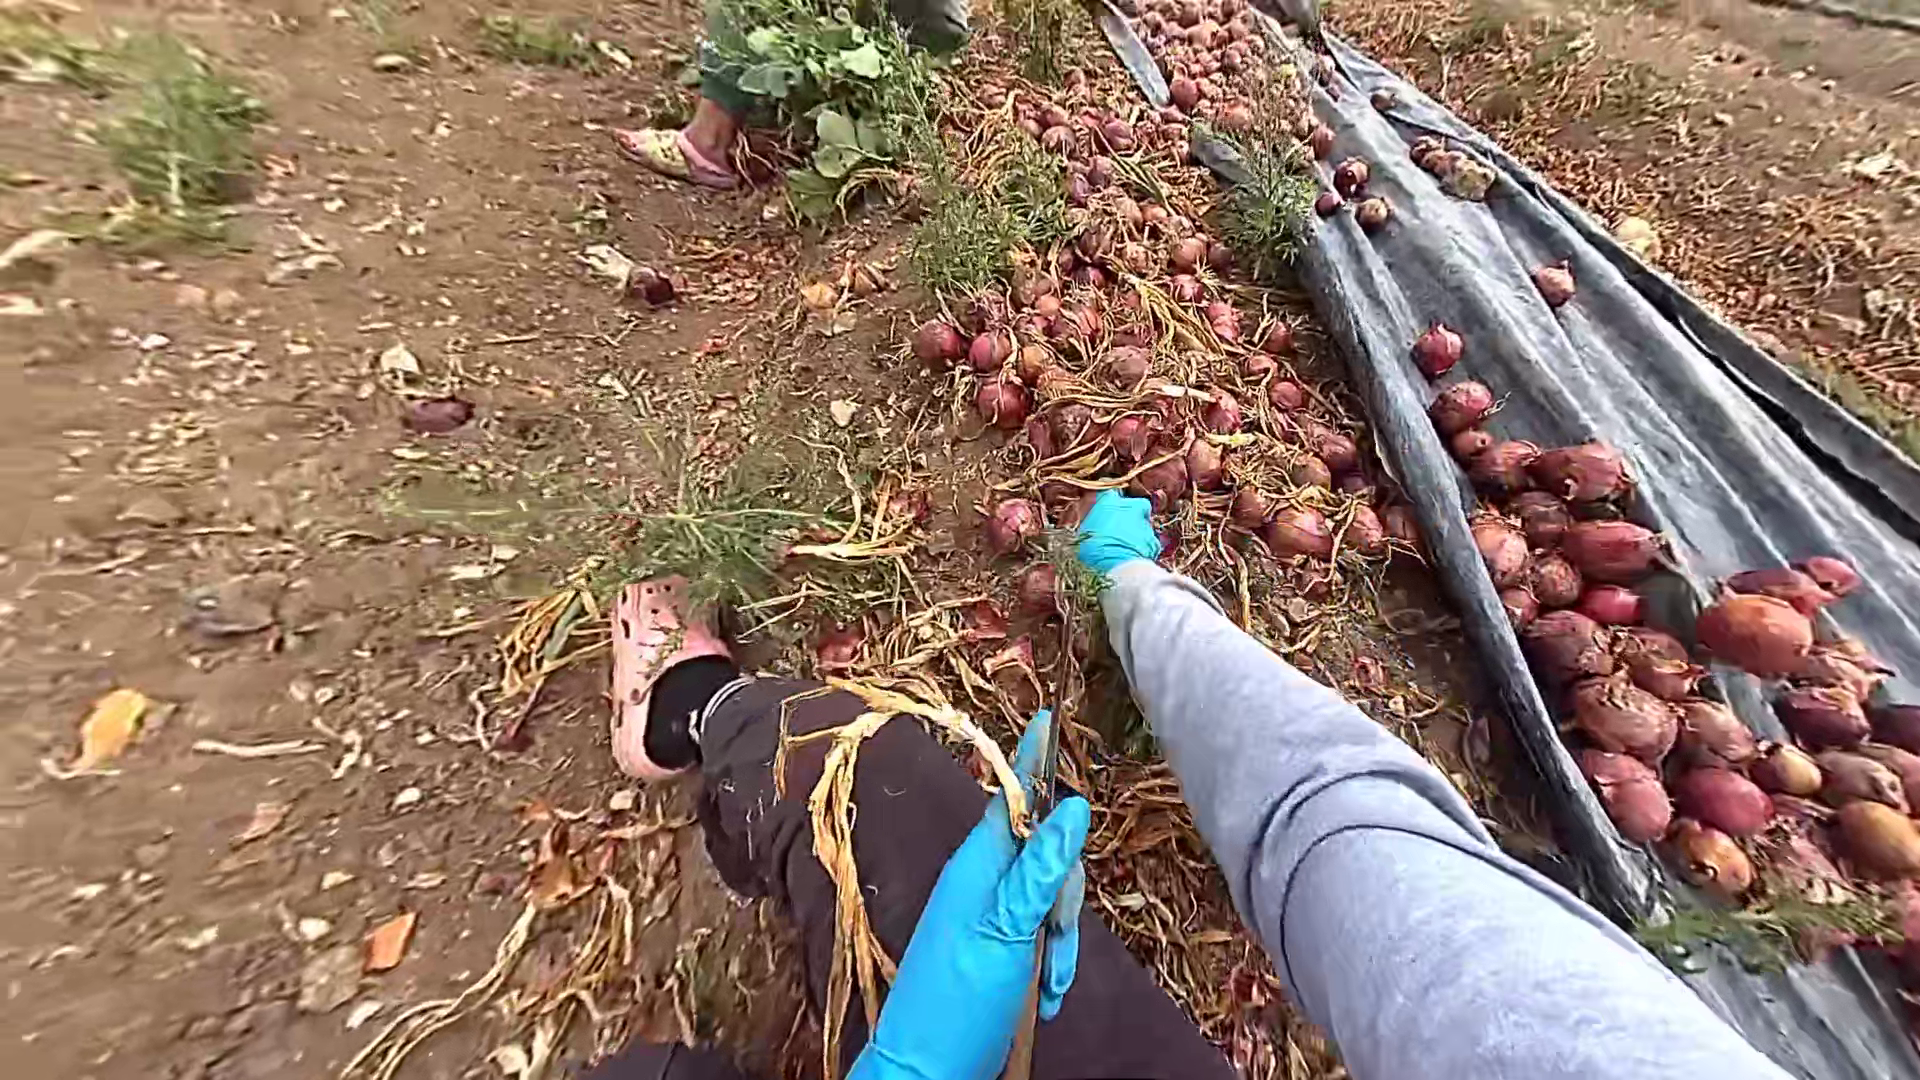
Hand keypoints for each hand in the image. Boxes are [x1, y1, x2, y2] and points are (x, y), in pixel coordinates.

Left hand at [849, 711, 1089, 1079]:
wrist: (927, 1069)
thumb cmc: (959, 994)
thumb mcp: (1007, 925)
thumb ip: (1040, 864)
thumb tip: (1072, 805)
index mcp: (980, 858)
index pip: (1012, 792)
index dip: (1032, 756)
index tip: (1045, 718)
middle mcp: (987, 874)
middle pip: (1045, 848)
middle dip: (1062, 890)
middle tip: (1056, 934)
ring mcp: (993, 906)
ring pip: (1049, 892)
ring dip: (1057, 935)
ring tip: (1045, 977)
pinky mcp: (1001, 937)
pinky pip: (1042, 928)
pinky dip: (1049, 958)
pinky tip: (1041, 991)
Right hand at [1075, 489, 1158, 575]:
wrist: (1119, 568)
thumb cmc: (1094, 549)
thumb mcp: (1082, 535)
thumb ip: (1091, 526)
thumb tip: (1092, 529)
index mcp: (1109, 501)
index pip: (1108, 492)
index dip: (1107, 502)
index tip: (1104, 509)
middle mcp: (1131, 506)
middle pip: (1131, 506)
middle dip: (1126, 515)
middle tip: (1116, 529)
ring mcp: (1146, 523)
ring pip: (1141, 524)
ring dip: (1134, 533)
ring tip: (1122, 548)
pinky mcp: (1155, 541)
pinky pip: (1147, 542)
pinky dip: (1142, 548)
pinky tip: (1131, 558)